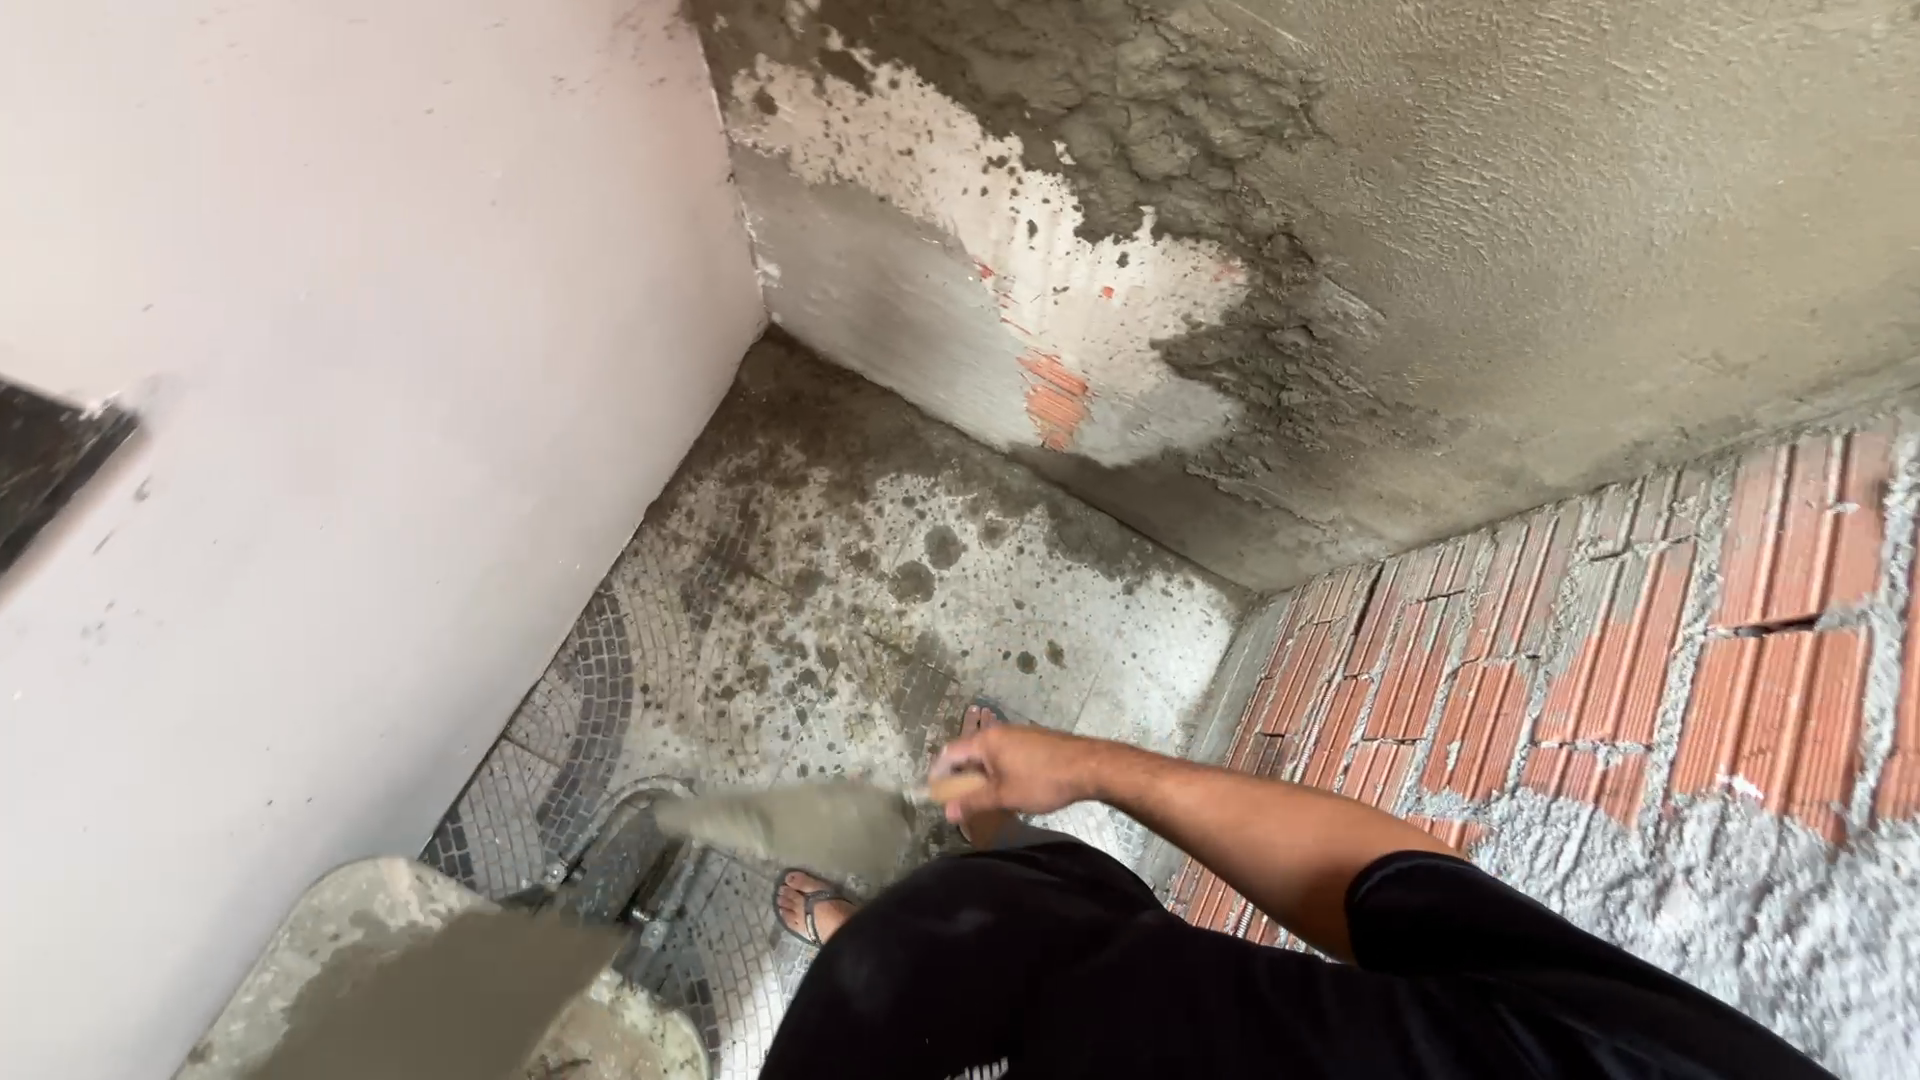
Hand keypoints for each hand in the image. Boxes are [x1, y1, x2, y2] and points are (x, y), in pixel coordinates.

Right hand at [927, 724, 1109, 823]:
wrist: (1088, 766)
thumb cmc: (1042, 780)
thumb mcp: (1004, 795)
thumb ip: (973, 802)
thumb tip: (947, 812)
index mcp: (986, 740)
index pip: (950, 752)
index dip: (939, 773)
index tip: (935, 794)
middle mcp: (998, 731)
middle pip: (969, 752)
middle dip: (961, 777)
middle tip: (961, 801)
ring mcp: (1017, 734)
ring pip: (988, 754)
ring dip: (981, 775)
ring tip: (985, 799)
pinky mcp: (1033, 741)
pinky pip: (1005, 754)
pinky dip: (998, 770)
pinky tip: (1009, 789)